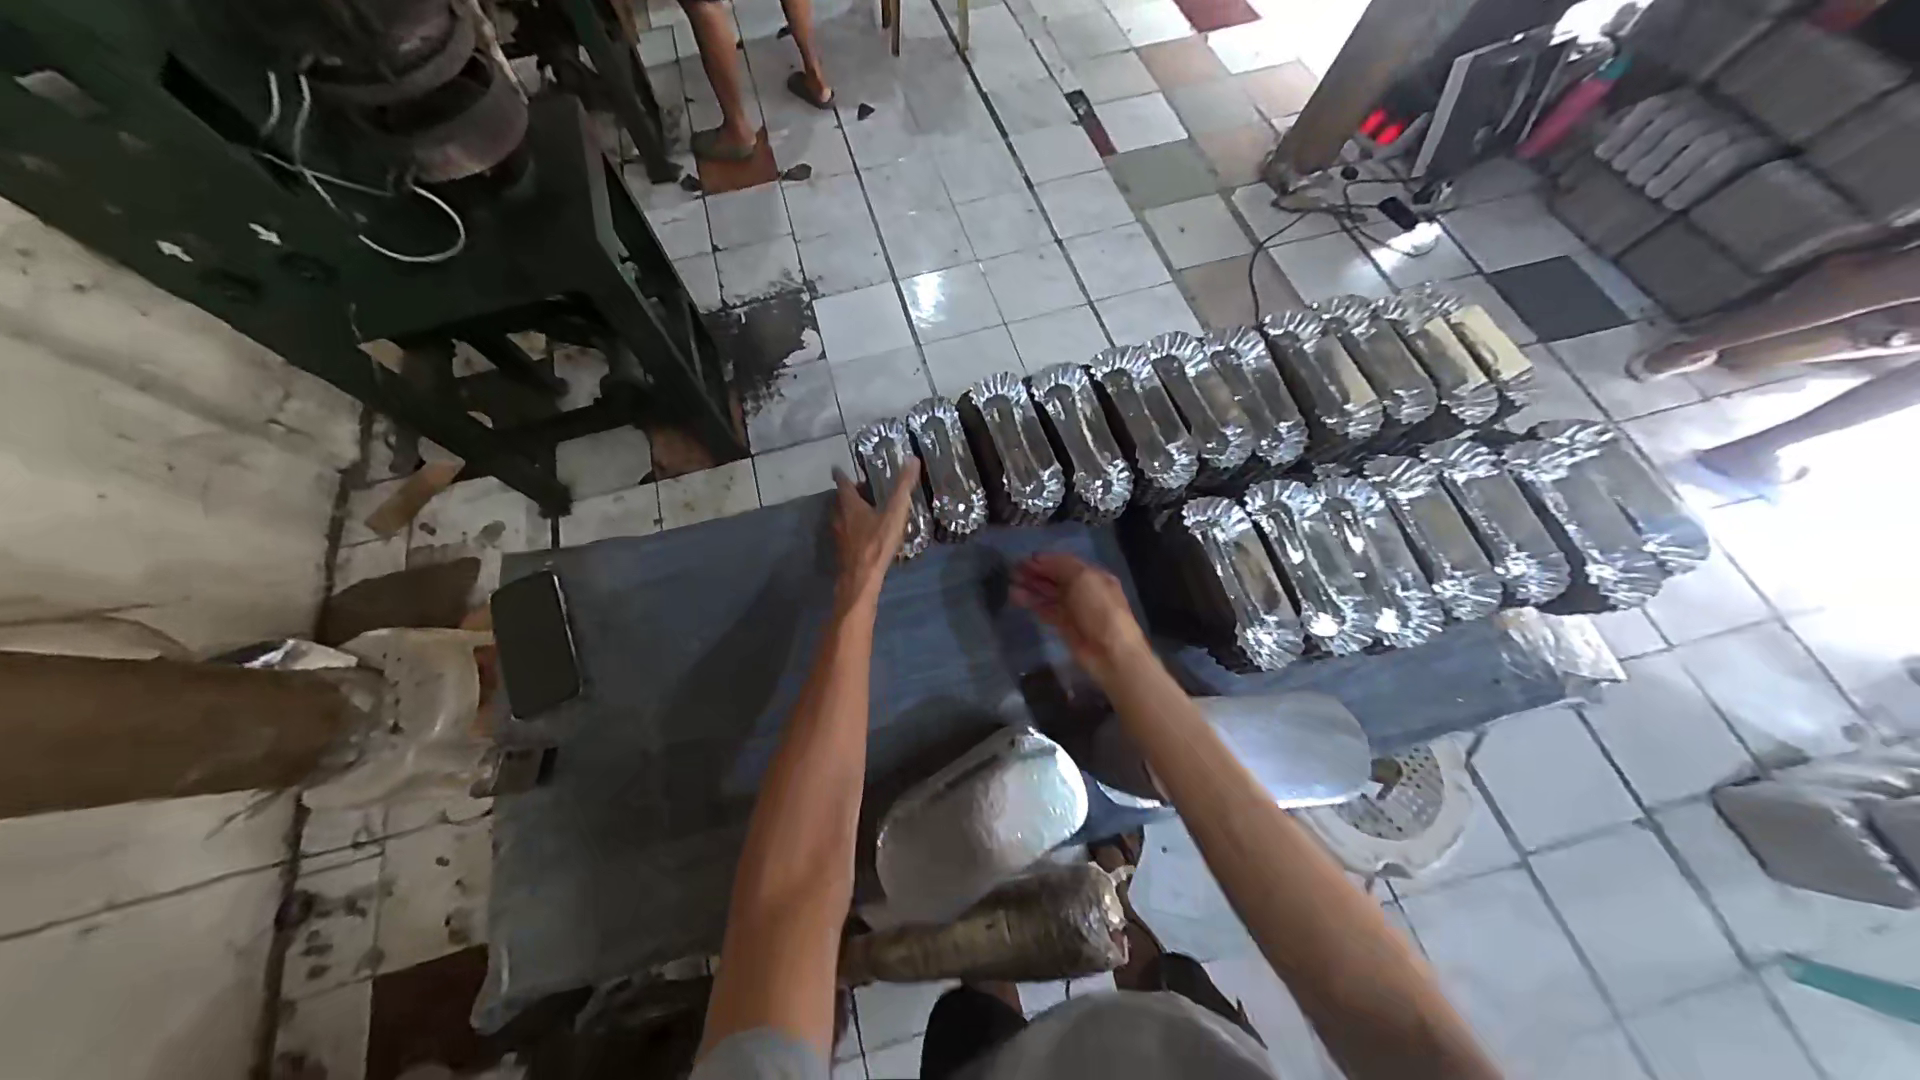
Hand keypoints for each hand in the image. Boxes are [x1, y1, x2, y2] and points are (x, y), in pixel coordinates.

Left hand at [831, 458, 921, 608]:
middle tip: (860, 488)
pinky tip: (863, 533)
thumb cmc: (877, 542)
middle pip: (841, 500)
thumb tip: (912, 458)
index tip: (838, 467)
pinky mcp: (842, 549)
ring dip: (849, 510)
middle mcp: (839, 516)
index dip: (841, 474)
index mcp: (849, 504)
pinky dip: (851, 527)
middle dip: (849, 492)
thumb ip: (903, 486)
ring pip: (841, 516)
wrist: (861, 577)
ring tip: (864, 508)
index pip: (842, 483)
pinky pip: (845, 532)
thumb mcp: (894, 512)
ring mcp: (838, 534)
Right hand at [1010, 552, 1148, 680]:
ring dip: (1031, 589)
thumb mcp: (1083, 578)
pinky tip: (1019, 600)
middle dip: (1035, 574)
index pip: (1064, 563)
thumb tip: (1040, 560)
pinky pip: (1047, 610)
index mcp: (1092, 575)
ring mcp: (1074, 608)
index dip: (1045, 561)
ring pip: (1049, 594)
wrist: (1110, 651)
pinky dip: (1034, 604)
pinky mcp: (1066, 625)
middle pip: (1055, 578)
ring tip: (1011, 587)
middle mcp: (1083, 589)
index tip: (1024, 561)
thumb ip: (1061, 566)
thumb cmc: (1098, 609)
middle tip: (1012, 573)